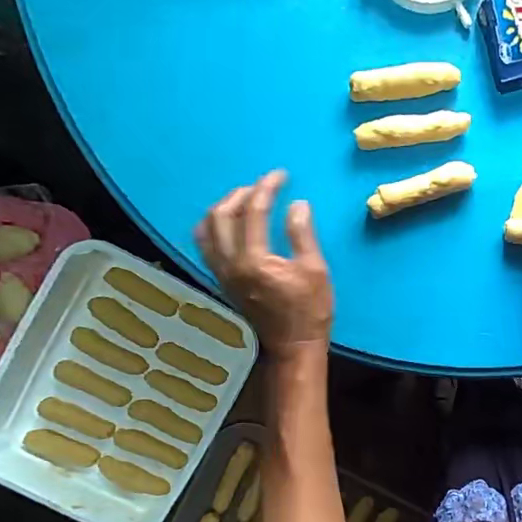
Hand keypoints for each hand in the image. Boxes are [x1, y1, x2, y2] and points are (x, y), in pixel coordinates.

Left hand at [195, 171, 333, 355]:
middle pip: (221, 216)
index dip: (267, 188)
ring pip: (206, 231)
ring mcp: (222, 274)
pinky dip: (214, 227)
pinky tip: (231, 223)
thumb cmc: (310, 310)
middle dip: (240, 193)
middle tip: (261, 186)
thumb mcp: (315, 269)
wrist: (293, 346)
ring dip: (222, 209)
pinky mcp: (221, 281)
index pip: (254, 211)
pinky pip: (206, 246)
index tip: (280, 175)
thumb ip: (302, 234)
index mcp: (255, 261)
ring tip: (243, 200)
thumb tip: (296, 203)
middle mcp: (230, 265)